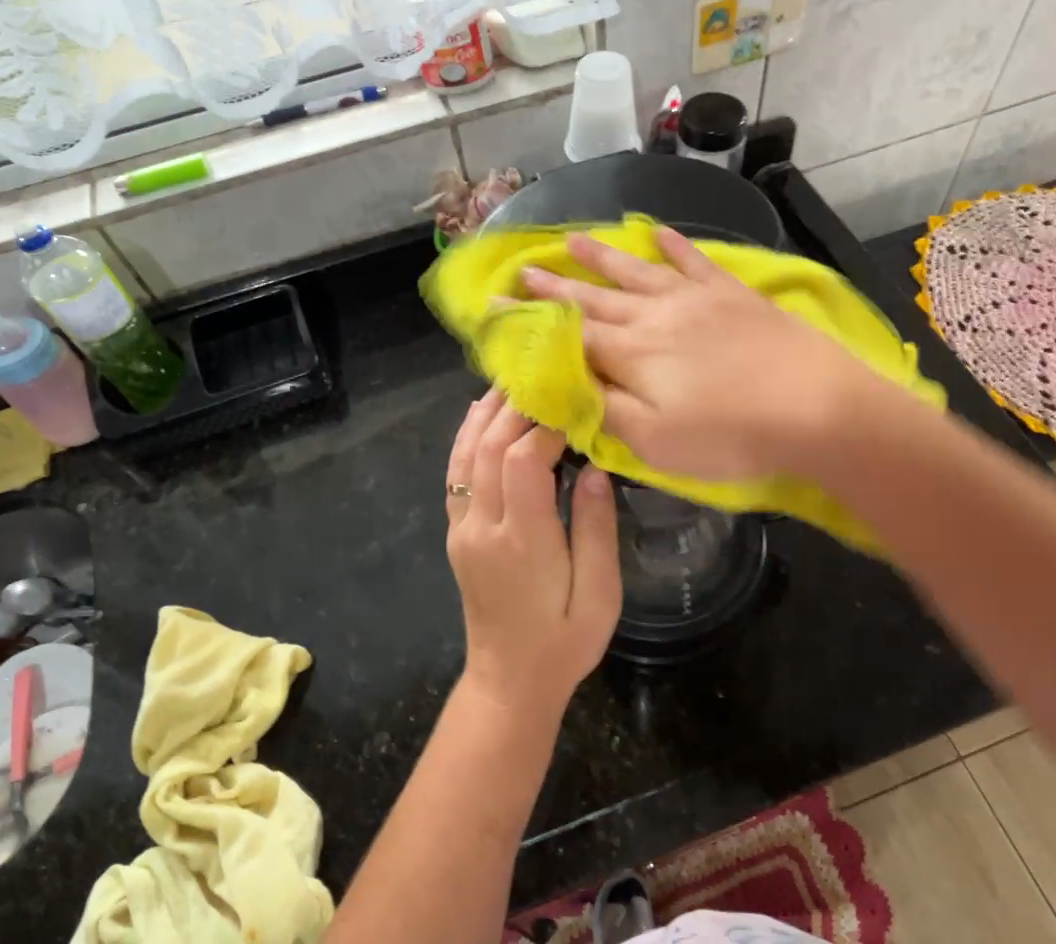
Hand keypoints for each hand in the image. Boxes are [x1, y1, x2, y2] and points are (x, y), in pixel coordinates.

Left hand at [445, 390, 622, 714]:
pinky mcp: (457, 535)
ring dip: (486, 414)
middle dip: (514, 407)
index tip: (574, 406)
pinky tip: (479, 416)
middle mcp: (483, 527)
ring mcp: (463, 530)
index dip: (545, 426)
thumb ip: (596, 528)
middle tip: (542, 373)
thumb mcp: (599, 594)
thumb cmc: (564, 642)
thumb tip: (595, 468)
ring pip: (466, 455)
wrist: (509, 682)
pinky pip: (456, 474)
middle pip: (489, 448)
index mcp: (522, 541)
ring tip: (511, 381)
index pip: (522, 461)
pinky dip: (467, 438)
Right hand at [520, 226, 879, 481]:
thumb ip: (601, 409)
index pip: (566, 335)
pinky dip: (674, 245)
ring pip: (635, 271)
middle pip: (593, 298)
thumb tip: (559, 385)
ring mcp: (694, 298)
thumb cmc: (730, 436)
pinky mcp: (733, 295)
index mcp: (629, 354)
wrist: (816, 408)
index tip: (496, 304)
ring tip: (571, 239)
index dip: (529, 322)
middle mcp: (652, 316)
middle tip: (522, 269)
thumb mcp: (653, 442)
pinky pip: (695, 260)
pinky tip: (659, 232)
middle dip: (553, 286)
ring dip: (601, 256)